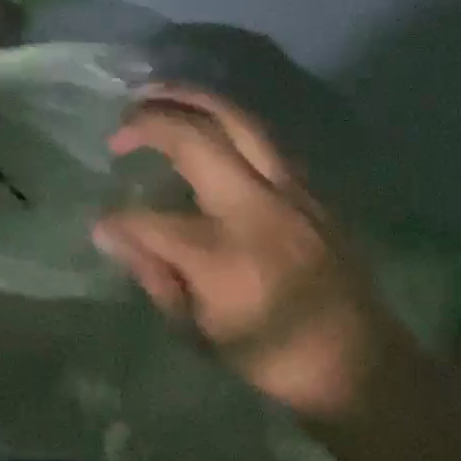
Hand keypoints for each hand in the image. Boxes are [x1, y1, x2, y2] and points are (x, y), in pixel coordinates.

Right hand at [92, 88, 401, 419]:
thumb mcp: (197, 329)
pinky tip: (206, 128)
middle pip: (200, 139)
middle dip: (154, 120)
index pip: (149, 218)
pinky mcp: (311, 193)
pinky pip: (263, 141)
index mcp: (222, 253)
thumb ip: (153, 272)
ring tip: (158, 96)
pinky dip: (226, 123)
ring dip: (194, 102)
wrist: (359, 364)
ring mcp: (291, 193)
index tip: (101, 223)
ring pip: (240, 122)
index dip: (116, 218)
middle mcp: (257, 208)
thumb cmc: (270, 356)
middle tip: (122, 121)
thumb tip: (111, 233)